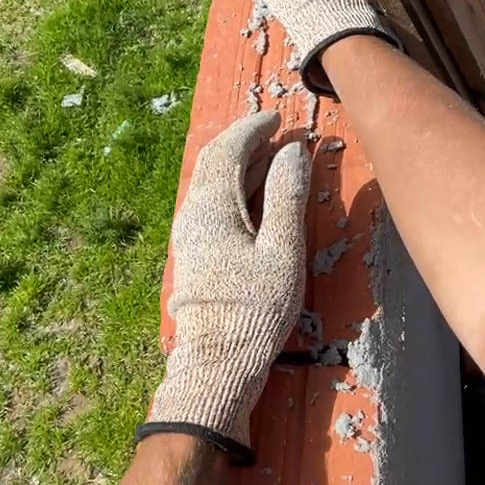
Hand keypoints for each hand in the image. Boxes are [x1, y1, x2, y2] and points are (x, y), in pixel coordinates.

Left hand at [140, 111, 308, 462]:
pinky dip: (239, 186)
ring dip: (243, 163)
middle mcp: (193, 214)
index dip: (251, 128)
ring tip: (275, 154)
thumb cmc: (254, 309)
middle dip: (245, 141)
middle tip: (275, 130)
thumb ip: (287, 196)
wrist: (217, 367)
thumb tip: (293, 151)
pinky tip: (260, 194)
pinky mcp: (197, 252)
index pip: (226, 150)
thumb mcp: (281, 250)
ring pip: (214, 183)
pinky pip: (216, 202)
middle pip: (214, 163)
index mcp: (211, 208)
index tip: (276, 118)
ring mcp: (191, 234)